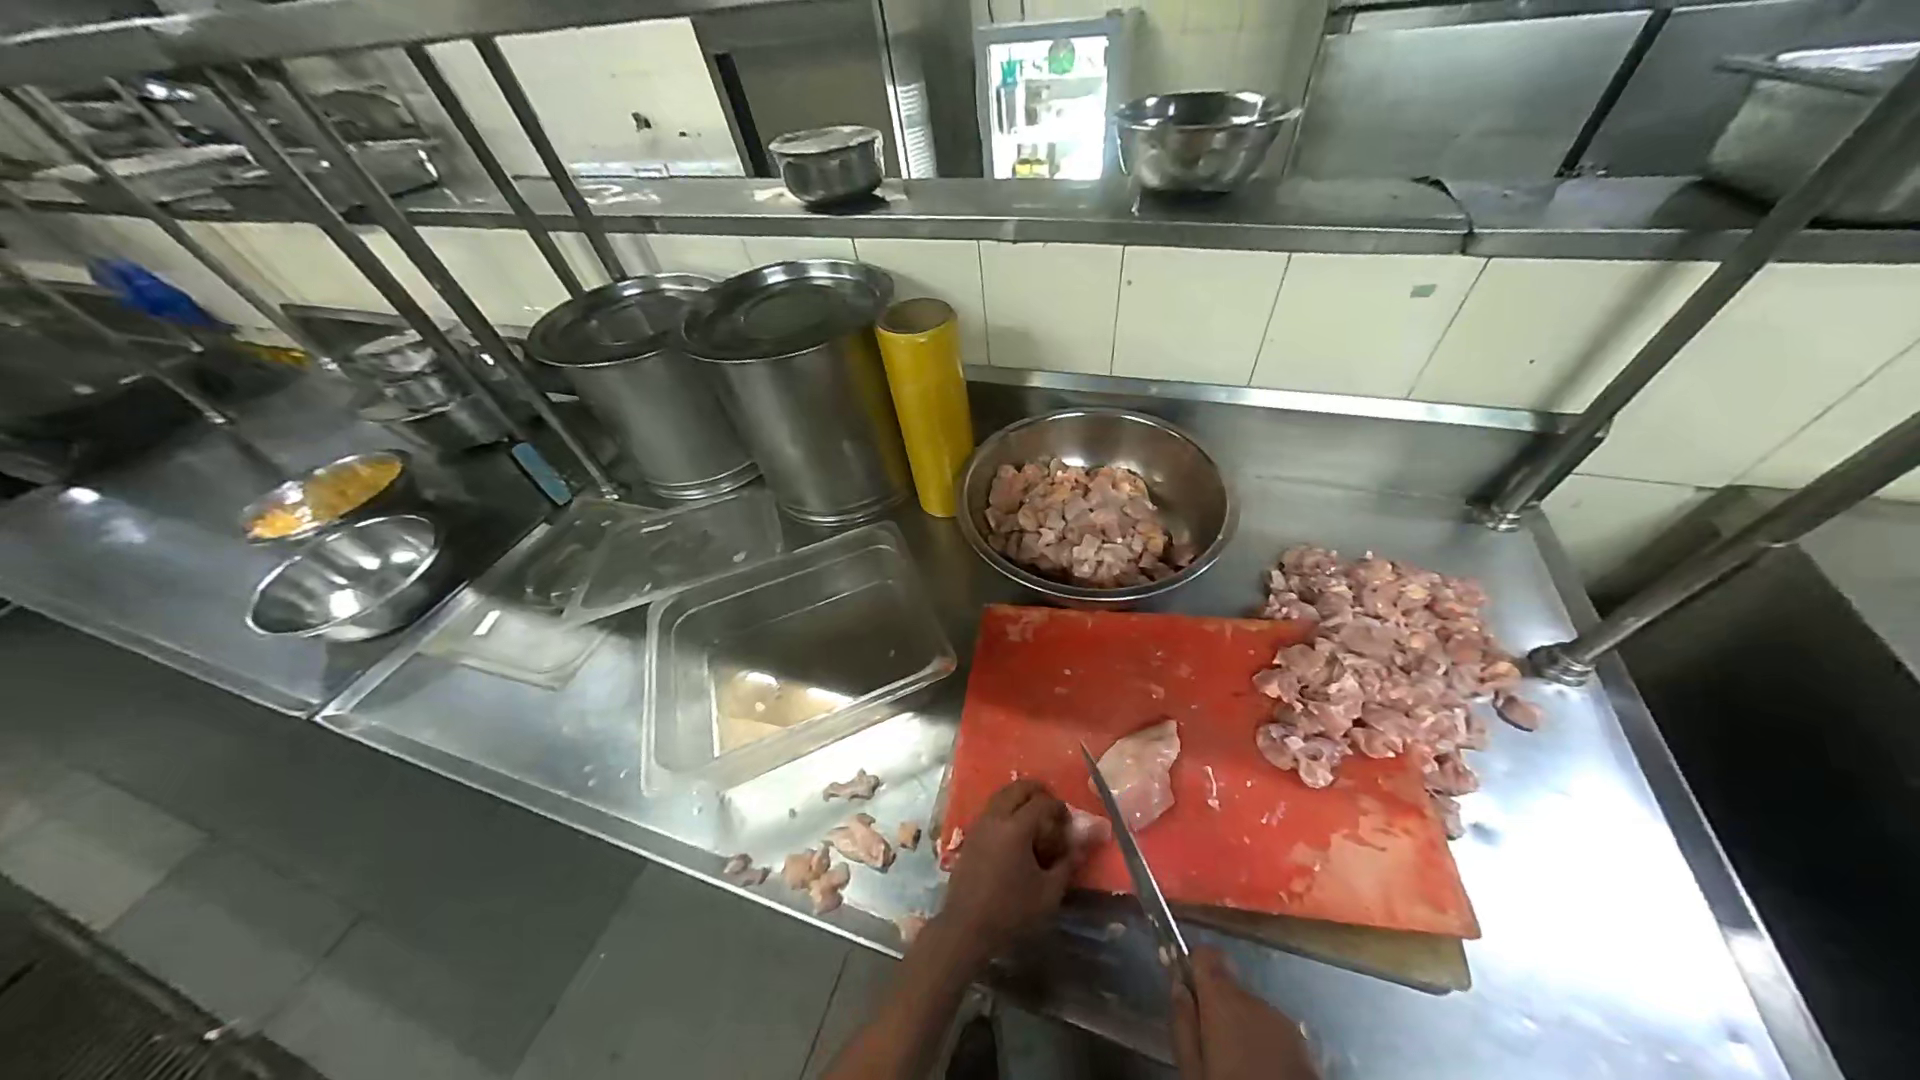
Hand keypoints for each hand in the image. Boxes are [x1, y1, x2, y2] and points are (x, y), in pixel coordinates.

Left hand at [937, 779, 1076, 962]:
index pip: (1042, 802)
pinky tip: (1013, 829)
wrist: (967, 927)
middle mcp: (995, 818)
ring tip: (1034, 813)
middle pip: (1017, 788)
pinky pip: (990, 809)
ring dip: (1018, 797)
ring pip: (1000, 795)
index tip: (1068, 821)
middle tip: (1051, 805)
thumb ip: (1067, 865)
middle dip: (1037, 791)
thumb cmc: (1012, 911)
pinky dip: (1005, 807)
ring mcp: (979, 825)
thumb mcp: (1049, 892)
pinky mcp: (969, 836)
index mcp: (1016, 827)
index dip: (1059, 807)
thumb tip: (1081, 846)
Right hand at [1171, 947, 1318, 1079]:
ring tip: (1236, 1064)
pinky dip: (1262, 1042)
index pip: (1207, 954)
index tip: (1187, 985)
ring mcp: (1282, 1021)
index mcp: (1222, 1000)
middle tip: (1208, 1043)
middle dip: (1216, 1006)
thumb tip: (1178, 986)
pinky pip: (1271, 1030)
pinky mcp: (1301, 1044)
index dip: (1194, 964)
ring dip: (1240, 1026)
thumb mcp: (1192, 1068)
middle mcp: (1254, 1000)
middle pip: (1228, 986)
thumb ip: (1182, 1022)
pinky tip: (1260, 1072)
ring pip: (1250, 1009)